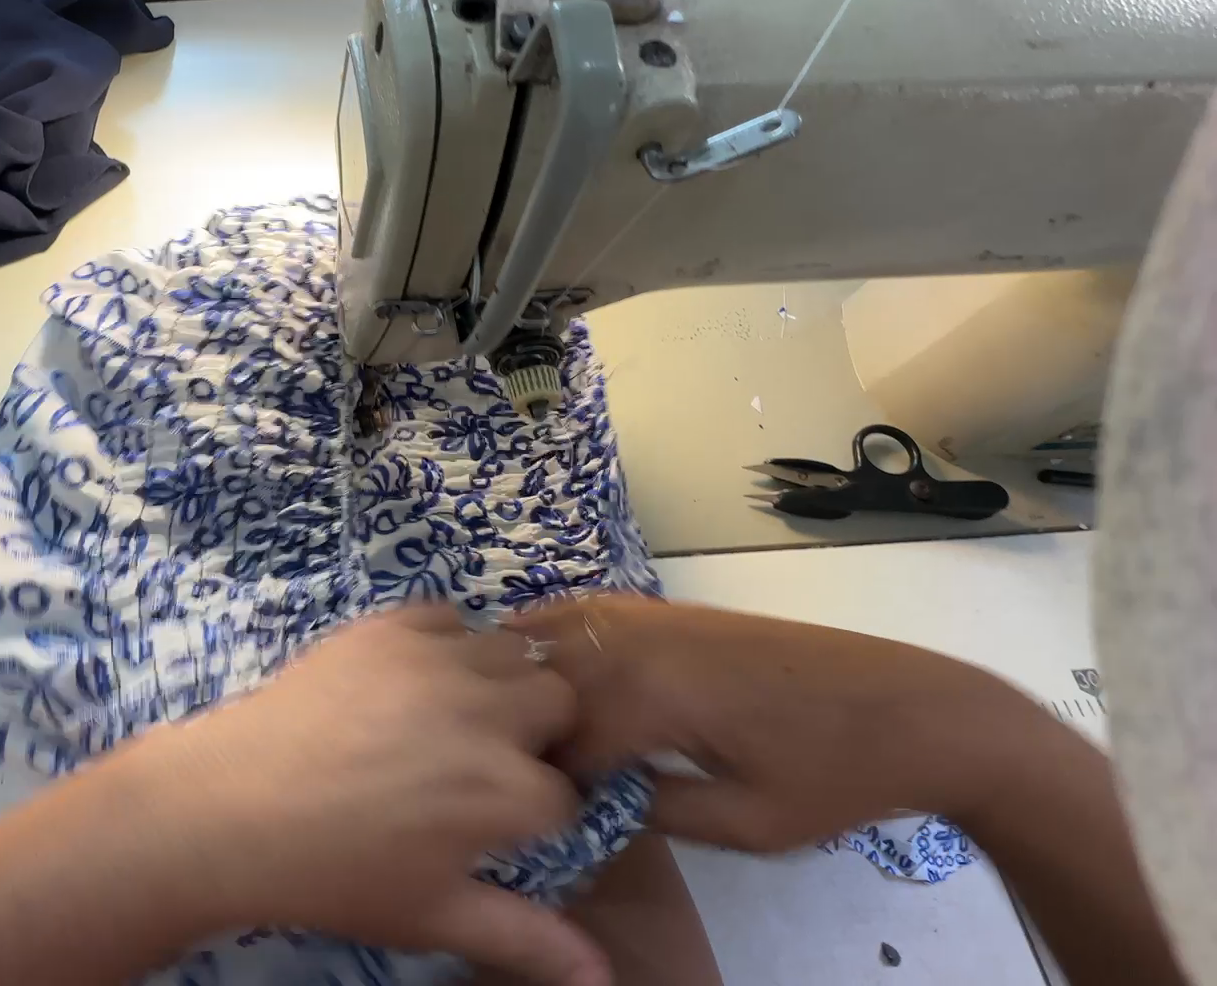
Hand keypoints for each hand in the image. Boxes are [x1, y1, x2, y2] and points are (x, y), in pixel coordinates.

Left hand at [99, 603, 611, 985]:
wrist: (236, 803)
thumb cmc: (336, 870)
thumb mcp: (432, 914)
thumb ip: (524, 939)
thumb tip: (603, 977)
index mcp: (507, 791)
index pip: (568, 790)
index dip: (542, 803)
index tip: (508, 812)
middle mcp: (487, 712)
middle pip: (557, 701)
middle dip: (538, 730)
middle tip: (485, 755)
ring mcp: (436, 660)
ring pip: (509, 649)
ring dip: (498, 679)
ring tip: (453, 710)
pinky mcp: (388, 626)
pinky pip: (444, 615)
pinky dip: (444, 639)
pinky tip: (413, 672)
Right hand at [513, 595, 1054, 851]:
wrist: (916, 708)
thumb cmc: (835, 775)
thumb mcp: (751, 824)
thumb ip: (659, 812)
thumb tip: (598, 799)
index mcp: (651, 695)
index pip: (564, 738)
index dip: (551, 782)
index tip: (553, 813)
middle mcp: (633, 643)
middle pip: (543, 678)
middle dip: (528, 725)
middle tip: (533, 768)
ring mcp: (646, 616)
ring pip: (552, 633)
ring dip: (527, 673)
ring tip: (516, 712)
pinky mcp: (663, 608)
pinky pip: (582, 611)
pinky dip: (548, 629)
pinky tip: (535, 649)